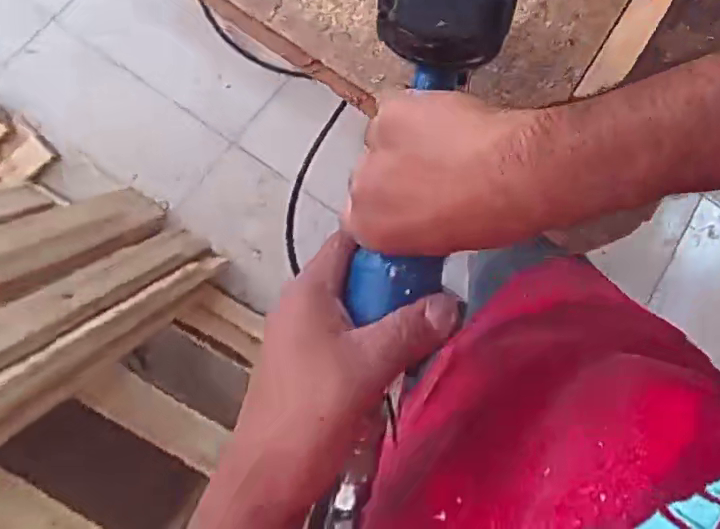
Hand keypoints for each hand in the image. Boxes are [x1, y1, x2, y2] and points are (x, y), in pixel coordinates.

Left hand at [192, 233, 459, 528]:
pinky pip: (363, 330)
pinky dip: (389, 334)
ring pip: (368, 302)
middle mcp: (308, 303)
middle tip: (442, 280)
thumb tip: (455, 302)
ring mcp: (312, 334)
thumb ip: (414, 326)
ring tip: (434, 316)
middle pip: (366, 268)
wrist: (264, 493)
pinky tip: (412, 349)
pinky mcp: (319, 362)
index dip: (392, 227)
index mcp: (310, 290)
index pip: (354, 234)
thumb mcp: (369, 364)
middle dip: (405, 274)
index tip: (432, 230)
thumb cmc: (309, 415)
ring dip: (400, 309)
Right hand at [344, 89, 544, 254]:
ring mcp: (377, 144)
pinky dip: (423, 106)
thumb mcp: (447, 237)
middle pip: (370, 169)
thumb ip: (418, 223)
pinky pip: (401, 103)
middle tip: (438, 163)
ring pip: (385, 133)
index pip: (359, 212)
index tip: (410, 190)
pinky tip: (449, 116)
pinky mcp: (395, 108)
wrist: (516, 173)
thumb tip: (425, 210)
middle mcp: (363, 188)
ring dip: (409, 134)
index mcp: (371, 228)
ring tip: (451, 138)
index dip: (389, 197)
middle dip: (400, 166)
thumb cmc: (496, 212)